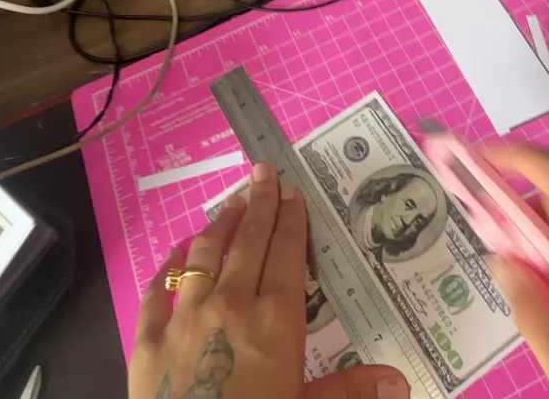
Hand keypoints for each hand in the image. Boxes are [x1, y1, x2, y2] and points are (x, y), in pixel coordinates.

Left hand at [128, 161, 409, 398]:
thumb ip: (349, 391)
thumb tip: (400, 381)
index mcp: (275, 319)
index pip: (286, 253)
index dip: (291, 219)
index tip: (292, 191)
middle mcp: (229, 303)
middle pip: (248, 241)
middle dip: (259, 203)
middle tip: (263, 172)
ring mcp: (184, 316)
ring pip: (205, 253)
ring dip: (221, 223)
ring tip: (231, 202)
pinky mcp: (147, 336)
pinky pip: (160, 287)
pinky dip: (171, 263)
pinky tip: (179, 249)